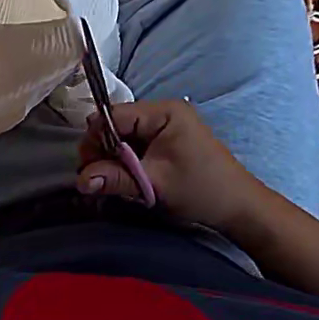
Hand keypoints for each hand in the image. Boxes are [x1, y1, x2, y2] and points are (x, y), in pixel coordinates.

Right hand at [74, 99, 271, 231]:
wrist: (238, 207)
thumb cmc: (201, 190)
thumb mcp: (155, 184)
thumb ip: (116, 179)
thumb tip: (80, 180)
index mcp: (164, 112)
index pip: (114, 115)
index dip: (96, 139)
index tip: (87, 166)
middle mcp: (163, 112)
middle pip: (116, 125)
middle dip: (102, 151)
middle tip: (94, 178)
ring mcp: (165, 126)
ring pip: (123, 137)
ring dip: (112, 159)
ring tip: (109, 181)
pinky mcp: (166, 142)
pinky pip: (135, 146)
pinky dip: (125, 162)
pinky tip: (123, 179)